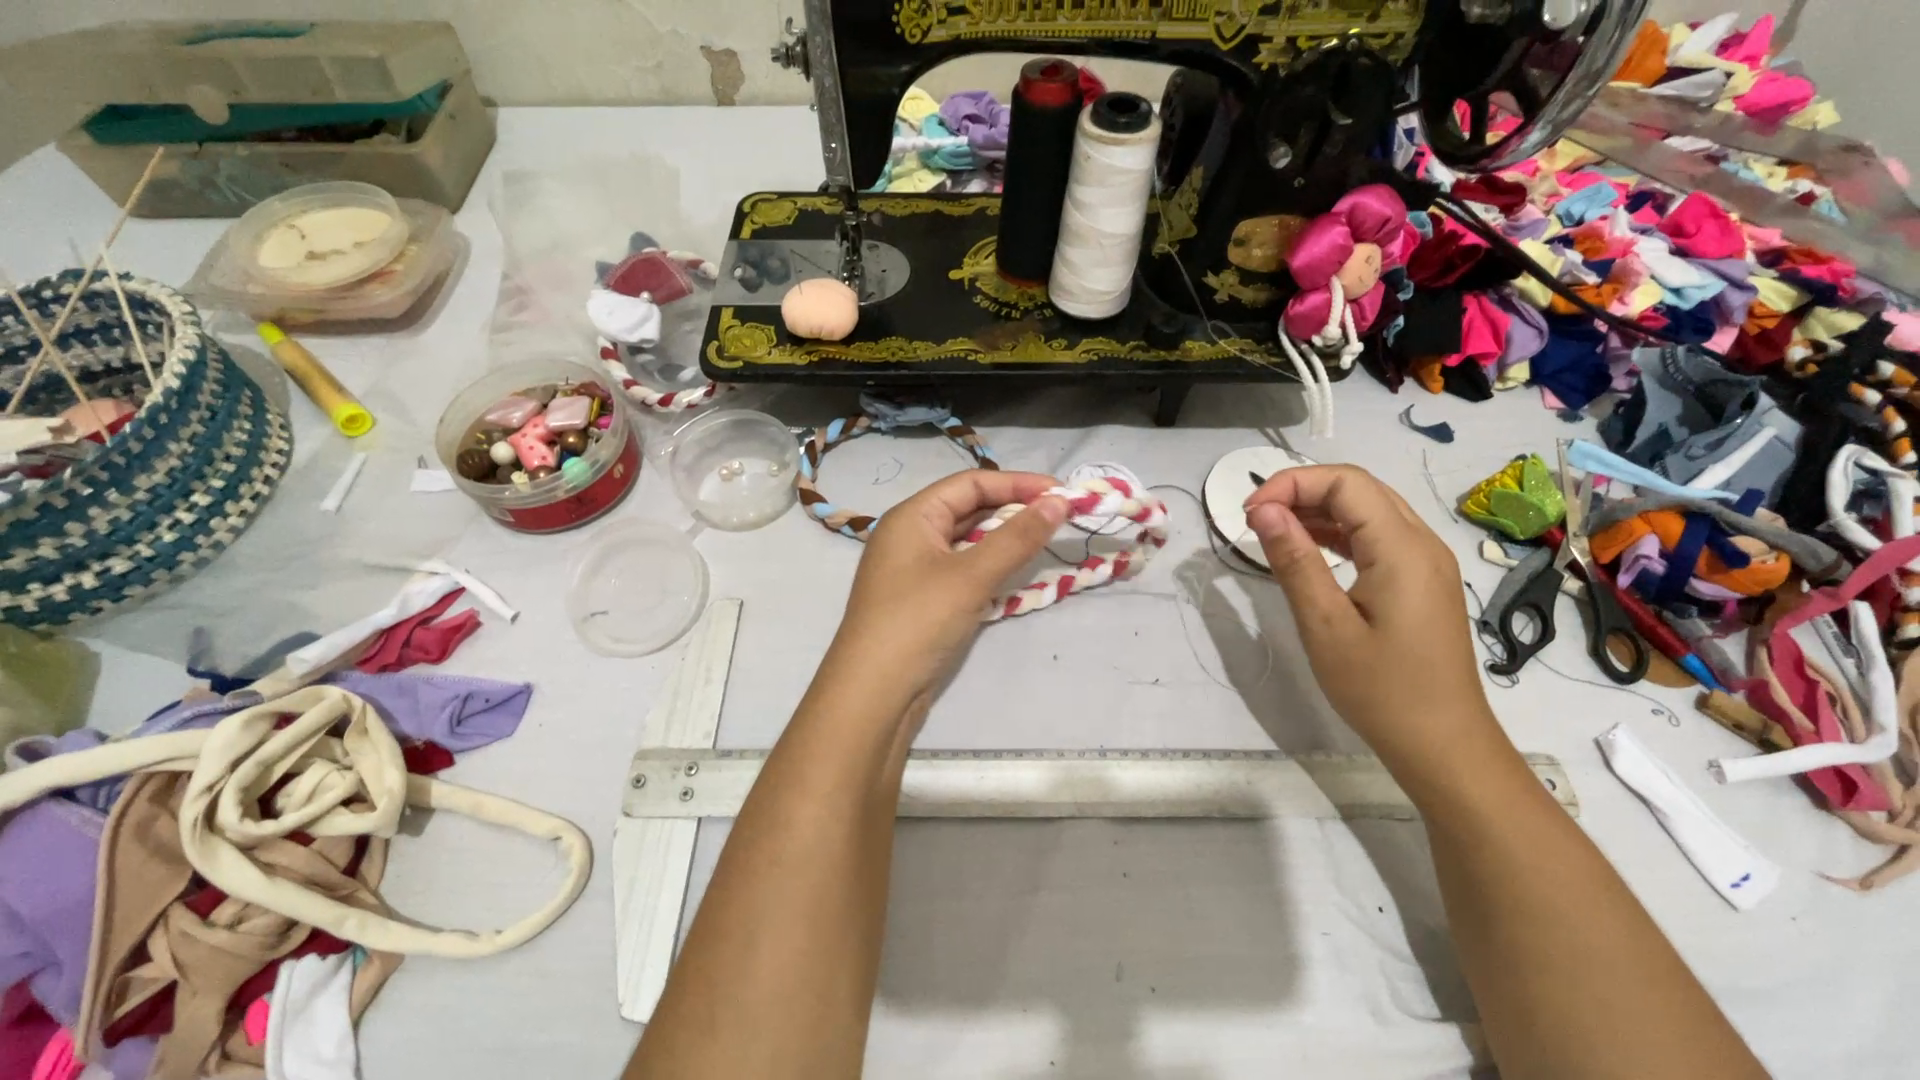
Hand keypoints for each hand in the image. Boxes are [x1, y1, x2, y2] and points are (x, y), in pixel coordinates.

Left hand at [823, 470, 1068, 711]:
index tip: (1062, 493)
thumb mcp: (971, 576)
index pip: (970, 483)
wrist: (874, 692)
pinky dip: (990, 566)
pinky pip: (962, 569)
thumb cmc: (918, 621)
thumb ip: (1016, 538)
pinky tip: (1014, 574)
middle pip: (968, 508)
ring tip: (1045, 541)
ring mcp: (914, 570)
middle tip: (1060, 517)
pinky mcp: (922, 600)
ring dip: (1004, 539)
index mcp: (911, 516)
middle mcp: (909, 535)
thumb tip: (1058, 502)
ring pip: (966, 541)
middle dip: (1013, 509)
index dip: (1017, 483)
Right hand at [1244, 465, 1506, 771]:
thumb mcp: (1325, 626)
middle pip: (1359, 488)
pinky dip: (1338, 533)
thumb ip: (1295, 561)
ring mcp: (1426, 562)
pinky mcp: (1421, 582)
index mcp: (1402, 548)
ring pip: (1369, 510)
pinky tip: (1307, 550)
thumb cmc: (1380, 689)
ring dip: (1319, 510)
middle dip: (1303, 491)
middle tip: (1255, 520)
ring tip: (1272, 532)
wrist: (1442, 742)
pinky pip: (1378, 537)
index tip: (1249, 515)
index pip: (1345, 482)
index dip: (1292, 484)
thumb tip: (1263, 510)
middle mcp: (1421, 543)